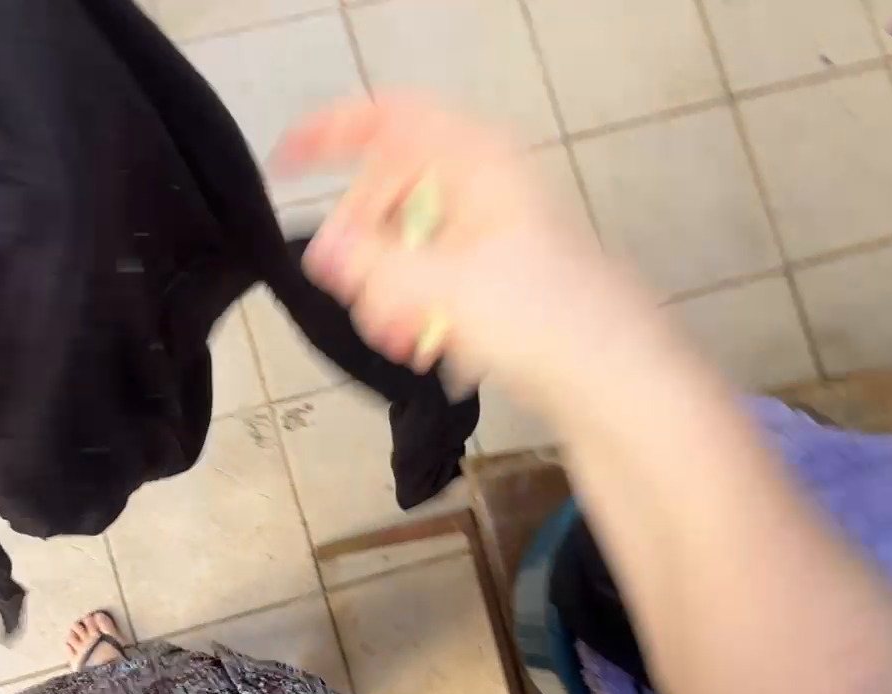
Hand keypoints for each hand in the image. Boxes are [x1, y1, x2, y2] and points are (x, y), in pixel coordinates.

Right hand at [274, 98, 672, 410]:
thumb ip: (372, 267)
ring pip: (403, 242)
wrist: (607, 374)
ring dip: (387, 291)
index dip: (331, 133)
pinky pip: (425, 275)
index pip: (389, 120)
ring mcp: (484, 229)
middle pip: (387, 192)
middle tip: (358, 295)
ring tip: (402, 336)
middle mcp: (480, 185)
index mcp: (477, 162)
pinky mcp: (487, 271)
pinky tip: (420, 344)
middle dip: (364, 248)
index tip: (284, 165)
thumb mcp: (443, 289)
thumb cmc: (540, 318)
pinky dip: (411, 307)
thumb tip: (320, 250)